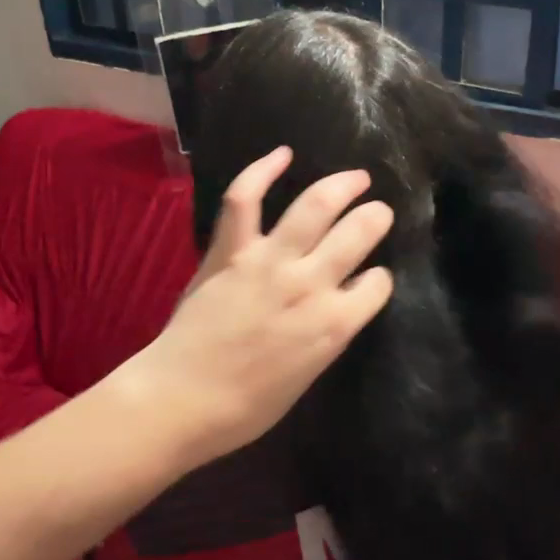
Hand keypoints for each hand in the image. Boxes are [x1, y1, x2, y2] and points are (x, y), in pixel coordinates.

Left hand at [115, 147, 394, 466]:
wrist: (181, 400)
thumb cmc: (246, 405)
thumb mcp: (307, 376)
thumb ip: (328, 333)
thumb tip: (339, 305)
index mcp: (334, 325)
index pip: (377, 285)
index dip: (378, 280)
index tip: (371, 278)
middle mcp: (310, 285)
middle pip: (359, 234)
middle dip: (376, 217)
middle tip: (379, 210)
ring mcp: (269, 261)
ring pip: (315, 206)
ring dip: (342, 185)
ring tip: (357, 177)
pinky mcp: (230, 250)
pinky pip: (246, 198)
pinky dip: (263, 169)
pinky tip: (283, 153)